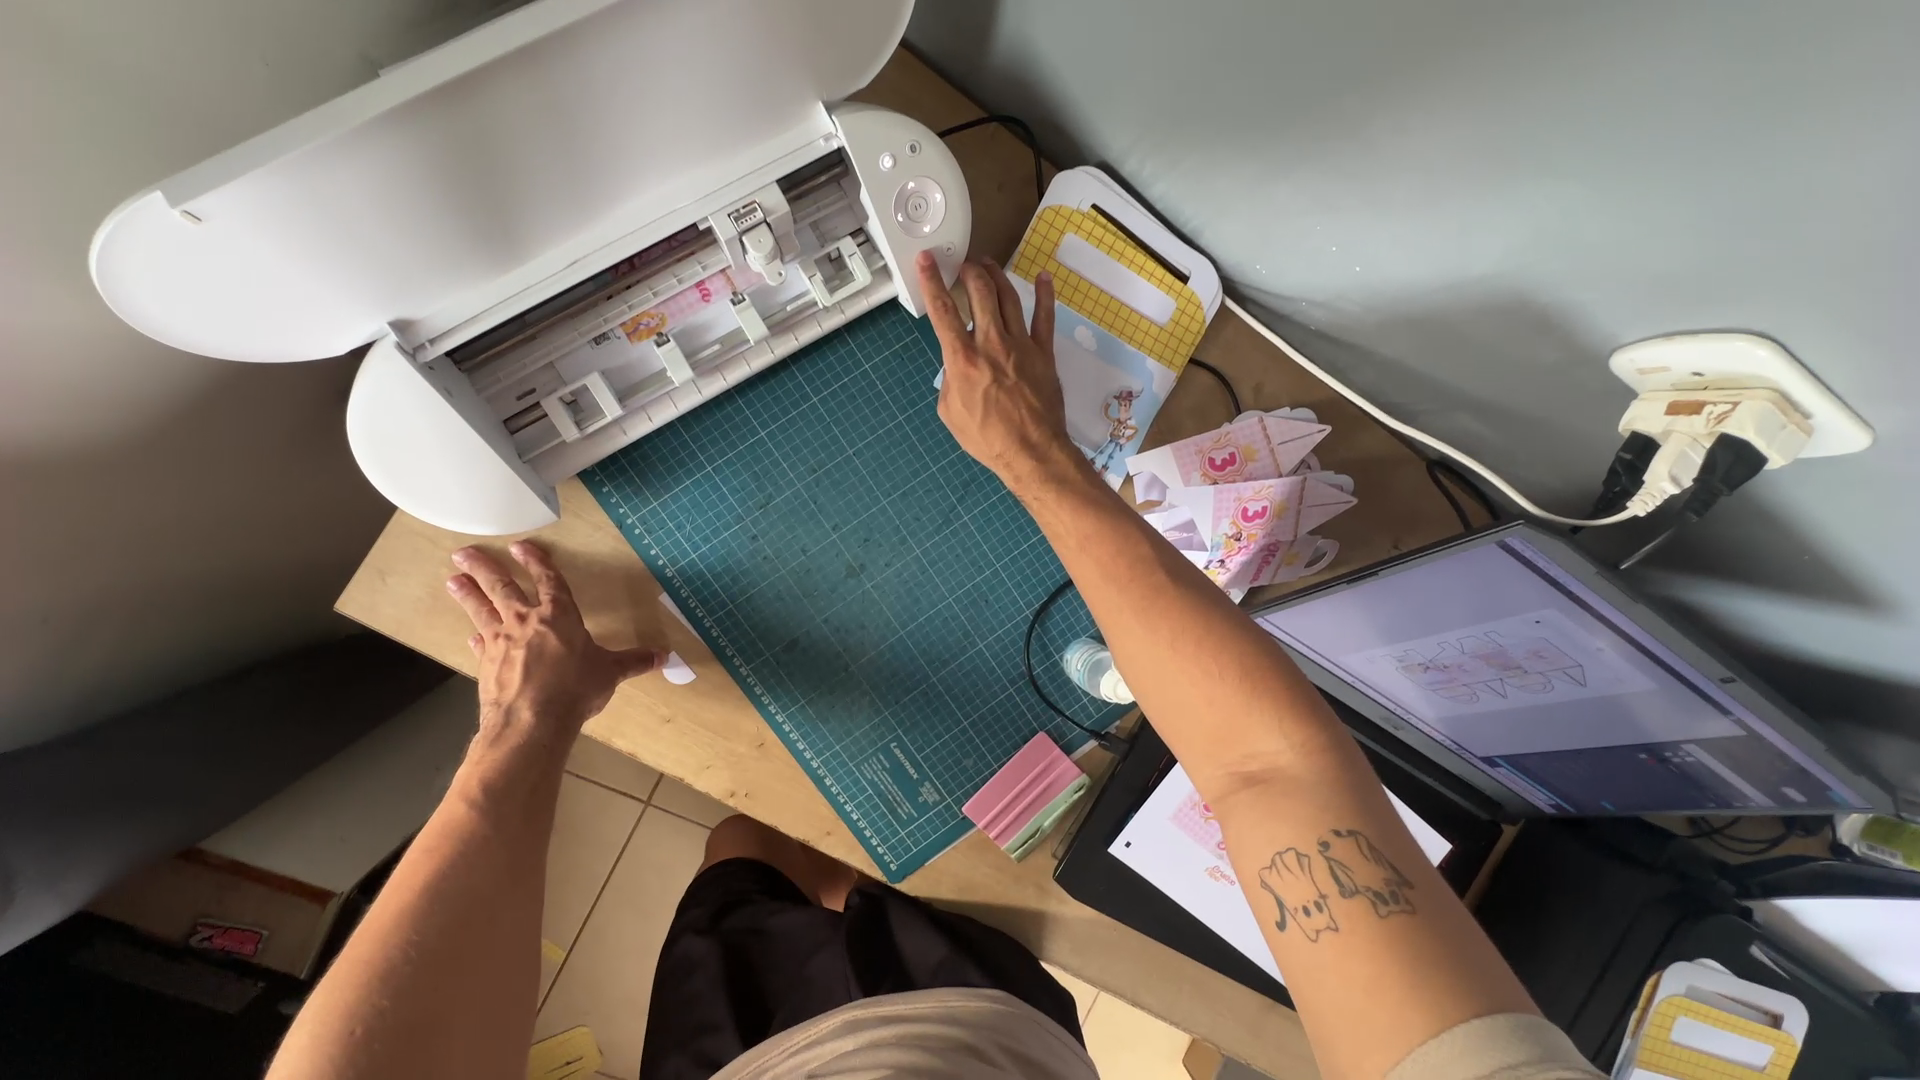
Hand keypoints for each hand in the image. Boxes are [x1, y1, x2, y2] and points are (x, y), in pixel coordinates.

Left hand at [445, 541, 663, 737]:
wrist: (532, 721)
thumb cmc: (575, 689)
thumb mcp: (611, 672)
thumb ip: (634, 661)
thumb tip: (664, 656)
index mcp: (560, 616)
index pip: (549, 580)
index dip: (537, 562)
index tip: (521, 546)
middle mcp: (526, 621)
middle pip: (503, 587)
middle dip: (485, 568)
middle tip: (464, 553)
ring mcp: (501, 642)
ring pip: (482, 609)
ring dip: (468, 593)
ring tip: (453, 579)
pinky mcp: (487, 664)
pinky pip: (480, 644)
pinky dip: (476, 637)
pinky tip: (471, 636)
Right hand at [918, 251, 1080, 489]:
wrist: (1031, 452)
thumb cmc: (987, 439)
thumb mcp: (950, 413)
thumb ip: (949, 381)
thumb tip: (956, 367)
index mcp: (962, 359)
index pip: (943, 311)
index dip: (932, 281)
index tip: (926, 261)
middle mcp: (991, 344)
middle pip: (980, 292)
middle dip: (969, 271)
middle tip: (963, 265)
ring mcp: (1021, 345)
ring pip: (1009, 297)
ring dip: (996, 275)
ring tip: (988, 264)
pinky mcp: (1043, 353)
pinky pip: (1045, 317)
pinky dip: (1044, 294)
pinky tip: (1043, 278)